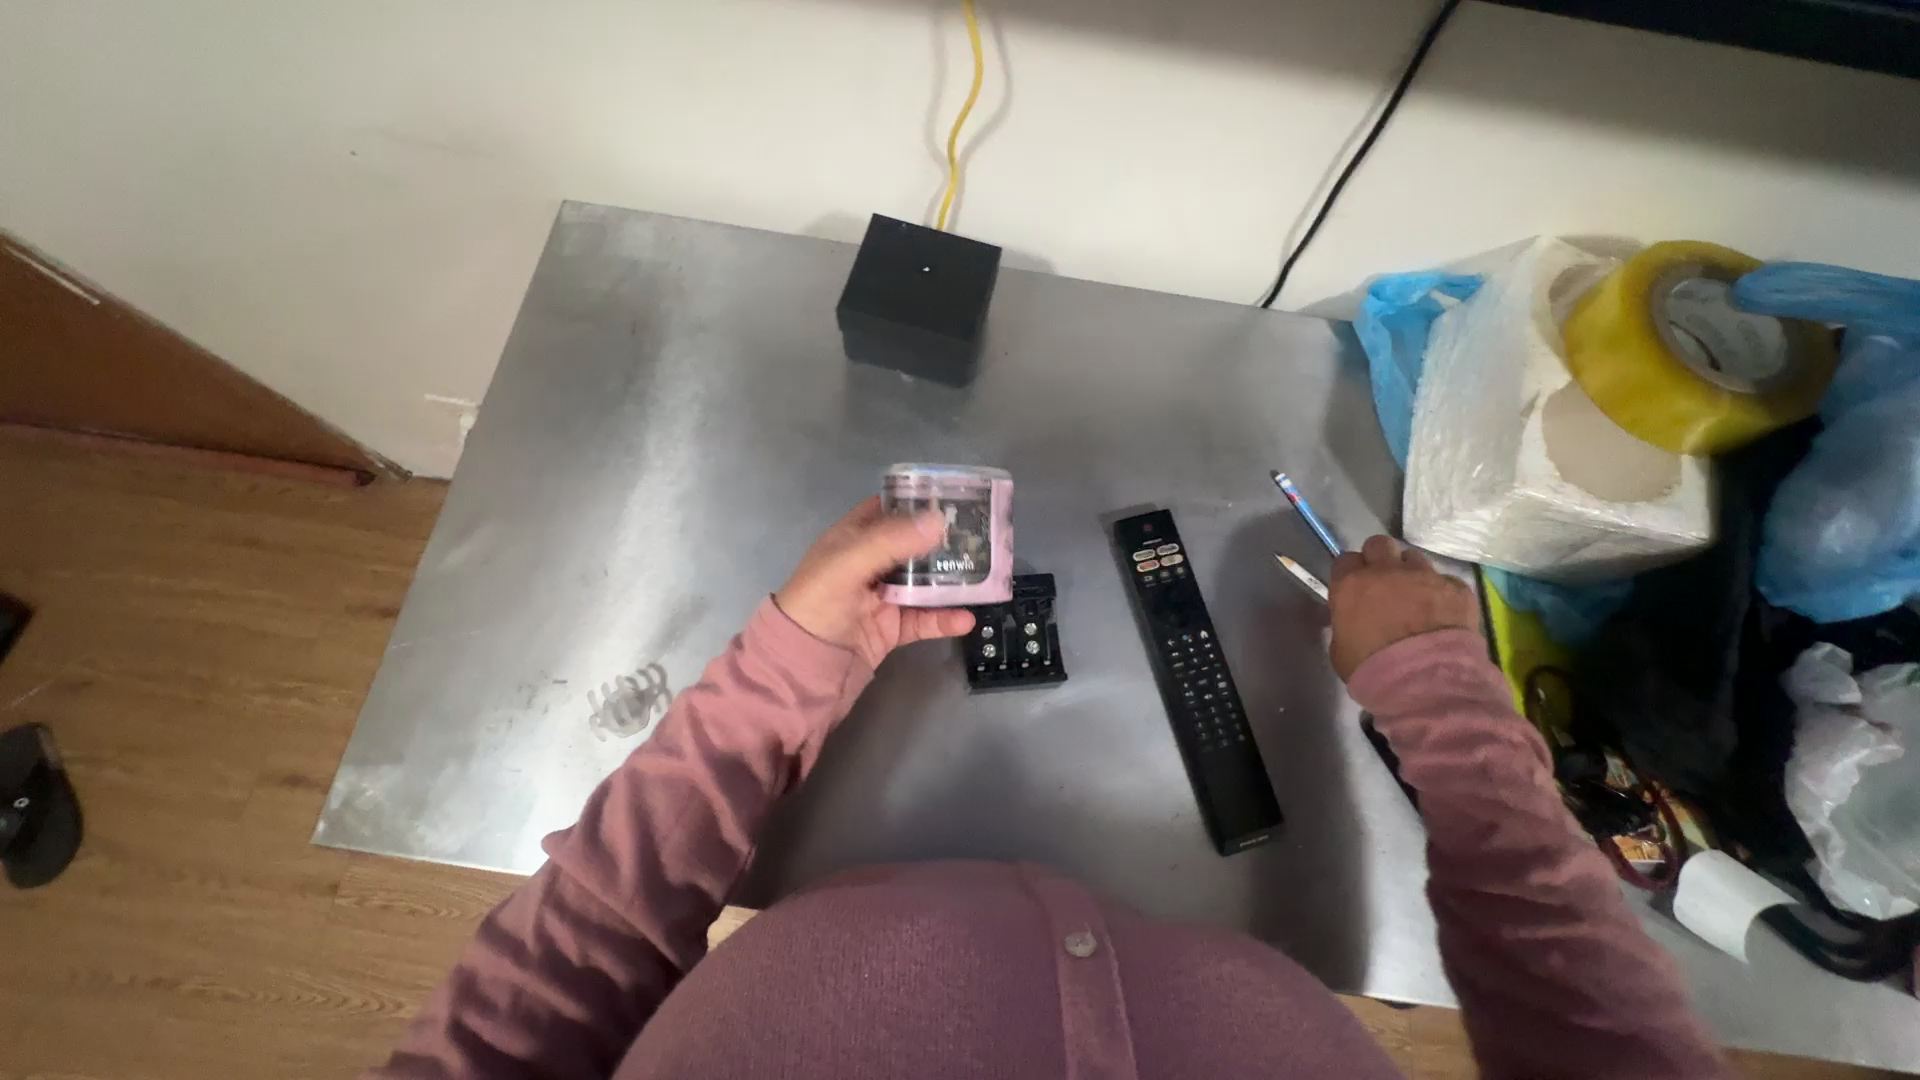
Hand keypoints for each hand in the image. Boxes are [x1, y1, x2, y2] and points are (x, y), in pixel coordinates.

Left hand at [774, 498, 976, 669]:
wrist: (800, 667)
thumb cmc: (816, 604)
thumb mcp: (848, 564)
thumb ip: (891, 541)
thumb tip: (938, 520)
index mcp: (851, 540)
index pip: (887, 511)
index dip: (916, 502)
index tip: (954, 498)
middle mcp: (868, 566)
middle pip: (911, 547)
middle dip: (942, 542)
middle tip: (980, 536)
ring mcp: (881, 599)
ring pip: (923, 584)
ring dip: (949, 581)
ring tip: (983, 575)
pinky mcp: (890, 629)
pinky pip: (923, 620)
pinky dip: (944, 619)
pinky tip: (966, 618)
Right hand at [1328, 535, 1479, 680]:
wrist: (1425, 680)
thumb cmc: (1371, 668)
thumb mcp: (1340, 646)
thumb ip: (1345, 622)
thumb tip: (1353, 620)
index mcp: (1351, 584)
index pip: (1345, 560)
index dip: (1351, 573)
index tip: (1355, 588)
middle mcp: (1386, 571)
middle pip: (1379, 544)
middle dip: (1380, 559)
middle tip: (1385, 583)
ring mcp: (1425, 576)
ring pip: (1414, 558)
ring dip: (1412, 573)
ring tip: (1417, 597)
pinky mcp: (1457, 588)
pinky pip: (1446, 581)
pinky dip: (1443, 593)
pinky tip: (1443, 614)